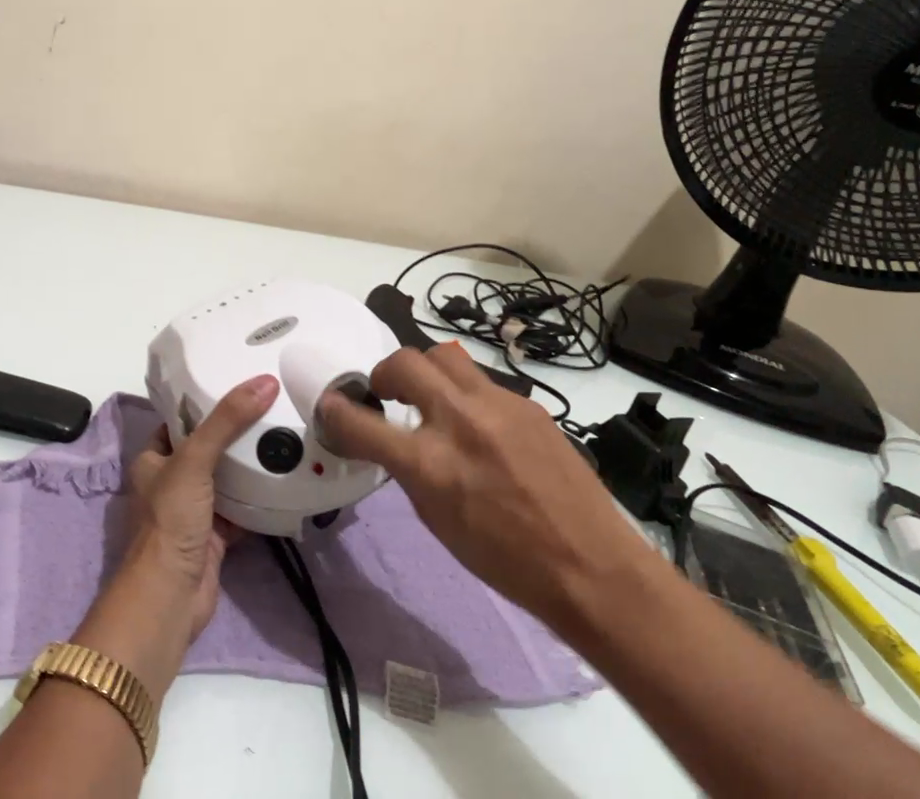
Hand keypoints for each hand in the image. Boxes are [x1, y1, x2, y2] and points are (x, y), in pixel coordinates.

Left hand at [68, 374, 277, 698]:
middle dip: (235, 434)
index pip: (179, 422)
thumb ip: (227, 422)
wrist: (170, 595)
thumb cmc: (171, 520)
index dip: (204, 404)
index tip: (238, 383)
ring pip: (226, 480)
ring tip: (285, 436)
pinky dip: (261, 499)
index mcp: (153, 460)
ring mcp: (194, 512)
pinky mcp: (216, 537)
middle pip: (207, 450)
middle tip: (271, 408)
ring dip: (250, 466)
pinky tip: (287, 481)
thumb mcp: (194, 461)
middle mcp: (170, 483)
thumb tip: (264, 382)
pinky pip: (242, 510)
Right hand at [318, 344, 655, 627]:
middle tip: (386, 396)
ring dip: (424, 372)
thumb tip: (397, 443)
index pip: (361, 422)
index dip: (334, 412)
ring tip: (430, 401)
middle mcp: (460, 422)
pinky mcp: (529, 405)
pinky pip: (482, 382)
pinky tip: (478, 426)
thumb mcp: (437, 520)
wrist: (589, 564)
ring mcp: (499, 406)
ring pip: (444, 357)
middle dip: (382, 374)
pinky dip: (465, 394)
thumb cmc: (505, 560)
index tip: (330, 407)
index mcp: (430, 465)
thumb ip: (410, 471)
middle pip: (403, 362)